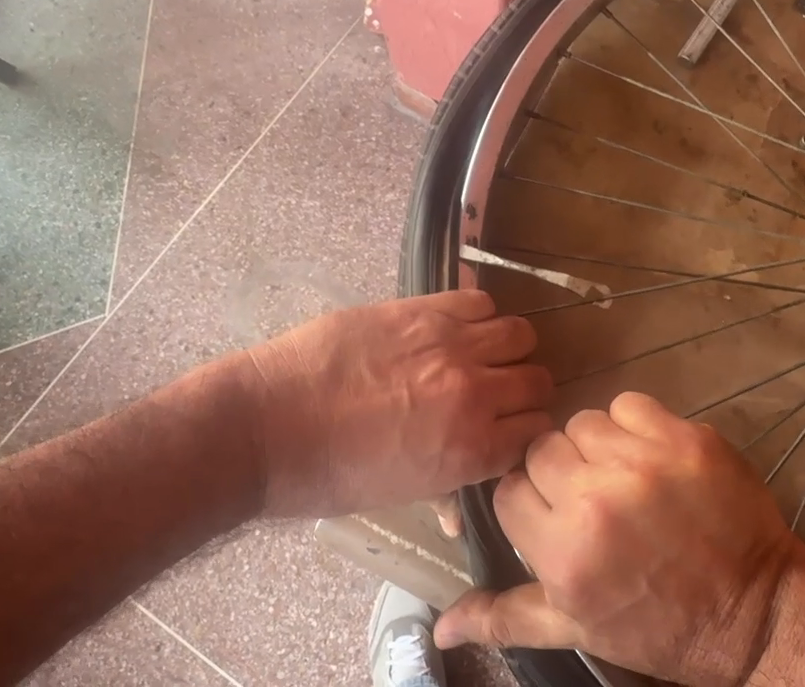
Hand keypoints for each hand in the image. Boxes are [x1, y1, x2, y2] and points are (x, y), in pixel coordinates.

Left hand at [243, 291, 552, 517]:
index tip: (514, 427)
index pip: (536, 431)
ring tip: (481, 353)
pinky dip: (477, 315)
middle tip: (499, 391)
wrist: (266, 424)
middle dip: (524, 390)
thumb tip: (461, 502)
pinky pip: (479, 301)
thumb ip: (446, 485)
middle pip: (537, 380)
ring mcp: (451, 345)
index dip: (527, 430)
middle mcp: (474, 394)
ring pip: (519, 334)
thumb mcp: (397, 495)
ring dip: (507, 348)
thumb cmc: (325, 475)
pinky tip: (453, 329)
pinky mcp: (423, 309)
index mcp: (470, 451)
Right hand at [434, 392, 804, 686]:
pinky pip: (629, 404)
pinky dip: (633, 424)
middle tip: (591, 497)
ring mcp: (642, 461)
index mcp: (562, 551)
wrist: (754, 612)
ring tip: (622, 476)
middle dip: (560, 470)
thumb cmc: (658, 625)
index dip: (529, 500)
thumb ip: (507, 616)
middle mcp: (595, 499)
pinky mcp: (683, 436)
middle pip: (542, 448)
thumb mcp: (579, 628)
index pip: (508, 489)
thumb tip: (440, 623)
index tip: (554, 514)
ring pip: (583, 421)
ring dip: (595, 445)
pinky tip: (649, 455)